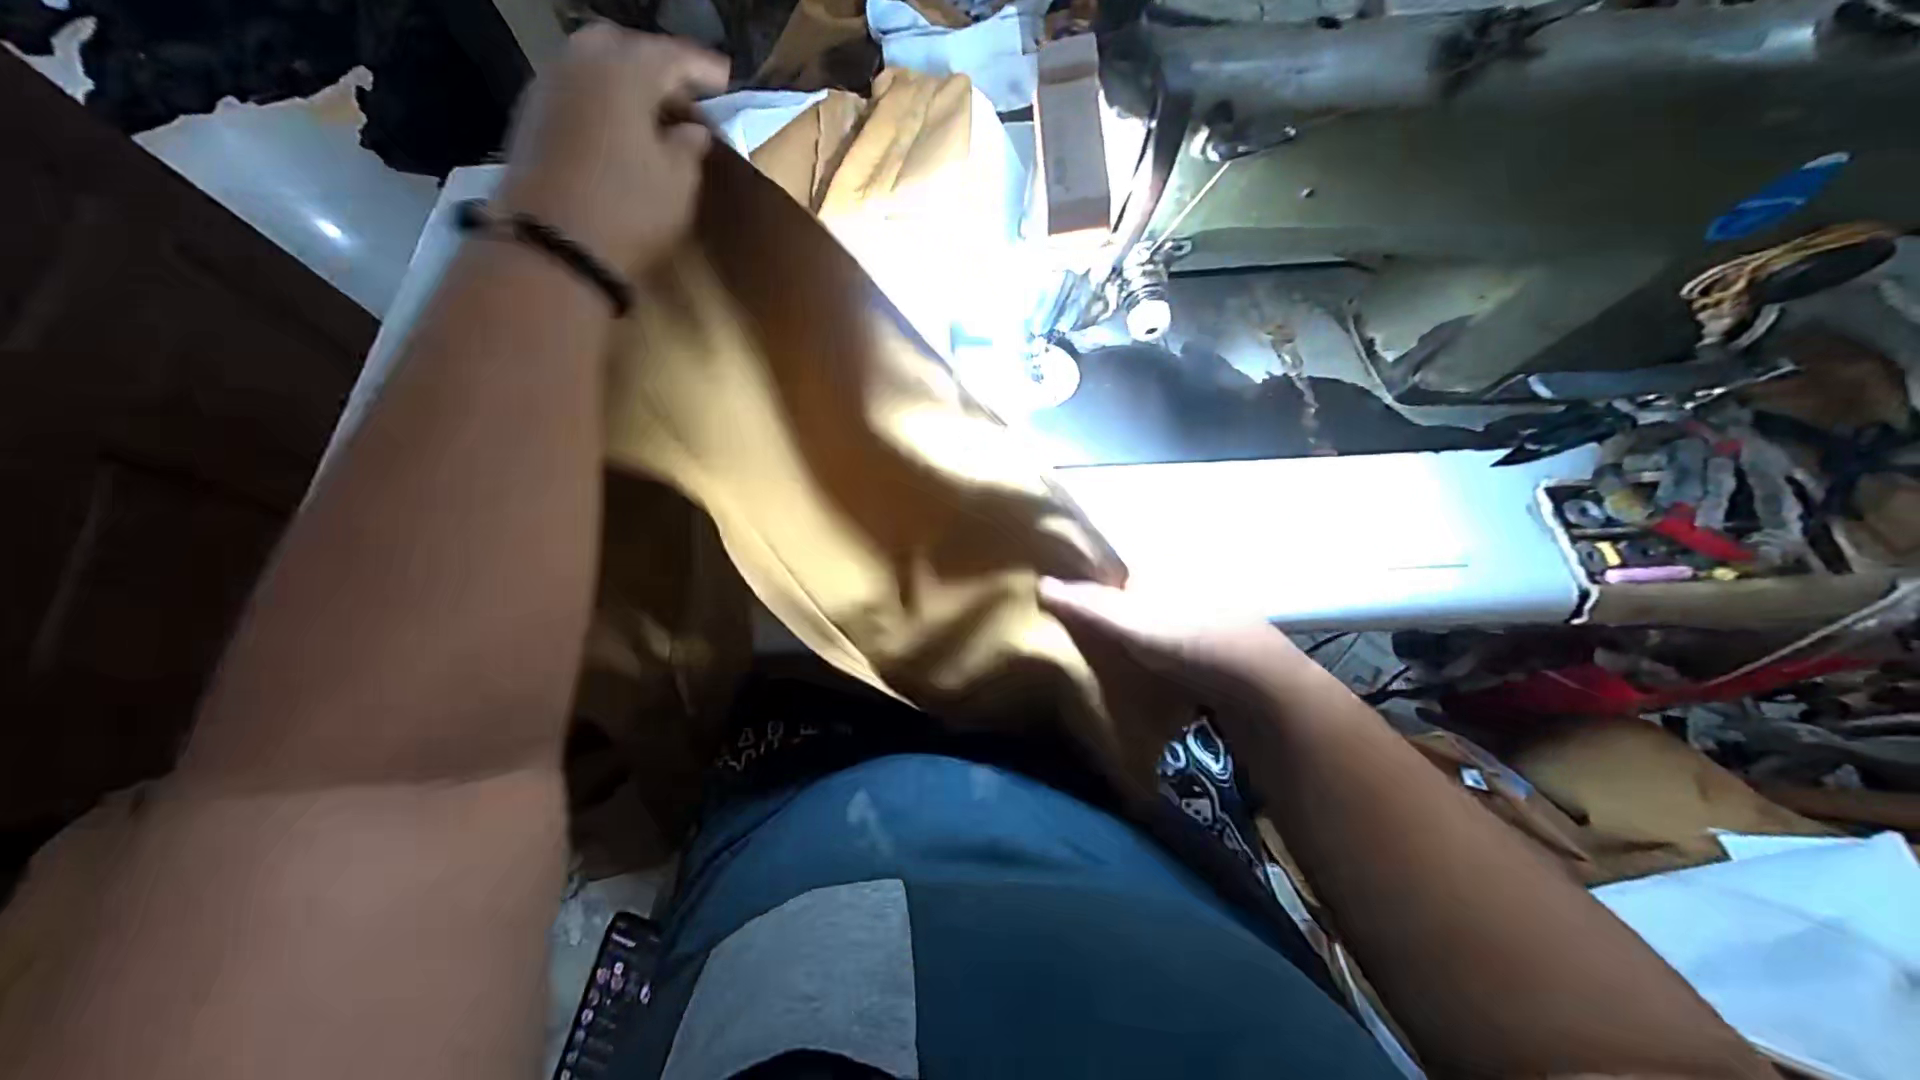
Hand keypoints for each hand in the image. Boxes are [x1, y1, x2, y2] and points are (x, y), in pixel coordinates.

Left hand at [495, 25, 728, 273]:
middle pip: (623, 46)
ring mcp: (548, 89)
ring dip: (626, 83)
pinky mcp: (532, 119)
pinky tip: (621, 128)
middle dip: (656, 64)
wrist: (554, 246)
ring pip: (593, 66)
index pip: (671, 55)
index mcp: (623, 72)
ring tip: (654, 112)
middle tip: (684, 92)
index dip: (702, 68)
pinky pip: (576, 92)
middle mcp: (579, 66)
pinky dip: (602, 101)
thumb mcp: (679, 183)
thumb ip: (689, 146)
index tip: (725, 79)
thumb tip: (691, 130)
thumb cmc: (629, 211)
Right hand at [1039, 578, 1312, 725]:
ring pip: (1142, 616)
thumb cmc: (1190, 639)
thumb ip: (1087, 604)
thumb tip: (1041, 584)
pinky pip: (1158, 640)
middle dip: (1100, 605)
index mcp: (1158, 565)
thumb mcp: (1130, 621)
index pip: (1109, 564)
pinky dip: (1141, 649)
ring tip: (1087, 648)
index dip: (1082, 577)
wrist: (1259, 686)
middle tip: (1065, 625)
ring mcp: (1191, 612)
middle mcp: (1175, 582)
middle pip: (1125, 591)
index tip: (1053, 595)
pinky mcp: (1202, 643)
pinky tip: (1126, 665)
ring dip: (1121, 631)